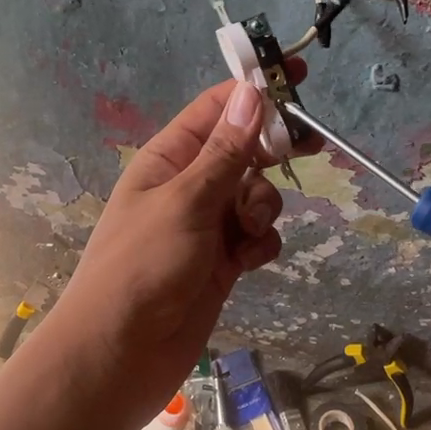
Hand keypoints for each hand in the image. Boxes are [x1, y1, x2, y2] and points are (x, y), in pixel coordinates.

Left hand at [48, 62, 315, 418]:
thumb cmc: (143, 266)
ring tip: (248, 230)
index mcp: (169, 157)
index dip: (254, 89)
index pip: (216, 108)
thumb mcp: (186, 201)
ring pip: (256, 194)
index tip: (296, 75)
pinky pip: (256, 235)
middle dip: (273, 149)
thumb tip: (250, 92)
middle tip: (309, 144)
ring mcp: (206, 223)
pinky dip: (259, 243)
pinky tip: (246, 262)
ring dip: (263, 206)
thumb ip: (224, 151)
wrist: (120, 354)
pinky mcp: (222, 260)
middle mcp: (189, 183)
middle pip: (243, 148)